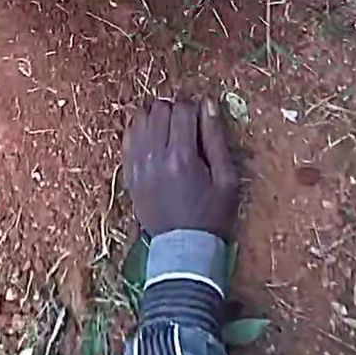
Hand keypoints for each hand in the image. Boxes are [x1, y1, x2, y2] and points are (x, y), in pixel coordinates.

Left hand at [122, 98, 239, 237]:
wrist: (184, 251)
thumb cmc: (211, 215)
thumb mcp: (226, 179)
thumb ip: (216, 137)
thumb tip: (207, 103)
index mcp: (182, 157)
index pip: (182, 109)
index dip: (194, 107)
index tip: (199, 117)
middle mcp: (155, 156)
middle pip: (159, 108)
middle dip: (174, 109)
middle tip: (185, 123)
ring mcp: (138, 164)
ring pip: (140, 117)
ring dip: (156, 116)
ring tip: (169, 129)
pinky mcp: (129, 172)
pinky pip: (128, 135)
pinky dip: (140, 129)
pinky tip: (153, 138)